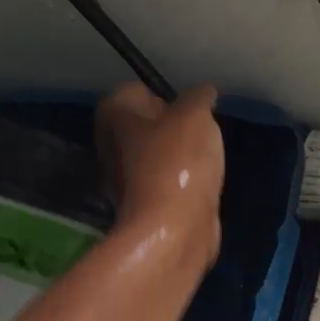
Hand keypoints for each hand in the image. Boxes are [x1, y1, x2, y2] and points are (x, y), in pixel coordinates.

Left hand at [96, 82, 224, 263]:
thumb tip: (201, 94)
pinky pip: (167, 177)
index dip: (159, 92)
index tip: (184, 103)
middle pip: (144, 122)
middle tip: (199, 125)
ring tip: (206, 152)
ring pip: (157, 151)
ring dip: (180, 150)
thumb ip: (199, 96)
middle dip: (172, 122)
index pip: (131, 90)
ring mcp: (128, 178)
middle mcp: (113, 146)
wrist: (172, 229)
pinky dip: (184, 176)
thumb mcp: (195, 114)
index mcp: (116, 119)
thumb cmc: (178, 161)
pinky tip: (203, 177)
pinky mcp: (147, 202)